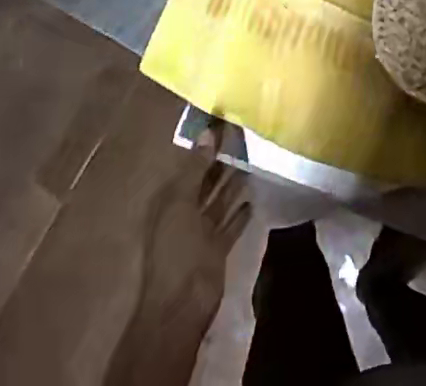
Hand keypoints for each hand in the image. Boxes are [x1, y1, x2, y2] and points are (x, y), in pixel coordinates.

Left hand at [133, 134, 251, 325]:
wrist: (181, 303)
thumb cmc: (176, 248)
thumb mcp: (181, 202)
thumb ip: (195, 168)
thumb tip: (207, 133)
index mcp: (171, 198)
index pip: (192, 164)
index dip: (207, 145)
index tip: (226, 123)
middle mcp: (186, 211)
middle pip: (207, 180)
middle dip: (222, 161)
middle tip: (245, 137)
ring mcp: (202, 231)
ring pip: (220, 200)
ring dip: (234, 183)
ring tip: (253, 161)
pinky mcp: (218, 248)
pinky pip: (231, 225)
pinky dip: (241, 213)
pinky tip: (253, 199)